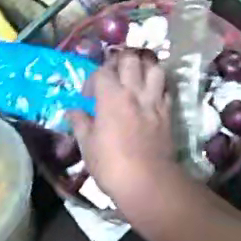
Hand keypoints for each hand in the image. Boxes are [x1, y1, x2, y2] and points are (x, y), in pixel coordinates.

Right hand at [66, 47, 187, 225]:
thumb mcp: (87, 145)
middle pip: (130, 59)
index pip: (102, 72)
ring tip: (136, 76)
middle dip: (120, 61)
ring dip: (144, 67)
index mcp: (111, 96)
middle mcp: (134, 91)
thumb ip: (80, 123)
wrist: (147, 182)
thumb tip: (72, 111)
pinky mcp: (167, 112)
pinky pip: (166, 88)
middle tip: (113, 74)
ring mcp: (154, 100)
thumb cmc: (111, 164)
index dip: (92, 80)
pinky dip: (159, 85)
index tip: (87, 96)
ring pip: (154, 68)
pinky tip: (152, 93)